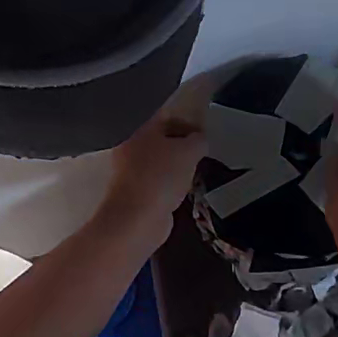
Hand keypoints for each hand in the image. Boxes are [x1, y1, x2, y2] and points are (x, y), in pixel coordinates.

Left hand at [94, 110, 205, 252]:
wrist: (136, 219)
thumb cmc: (161, 178)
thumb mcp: (188, 151)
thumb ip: (197, 140)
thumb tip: (199, 140)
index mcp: (141, 133)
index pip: (166, 117)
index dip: (187, 119)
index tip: (206, 127)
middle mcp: (132, 151)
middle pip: (161, 142)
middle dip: (182, 145)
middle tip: (204, 150)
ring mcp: (131, 175)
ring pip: (159, 165)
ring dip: (176, 168)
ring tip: (197, 170)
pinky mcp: (136, 197)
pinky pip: (158, 185)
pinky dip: (170, 187)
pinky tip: (184, 191)